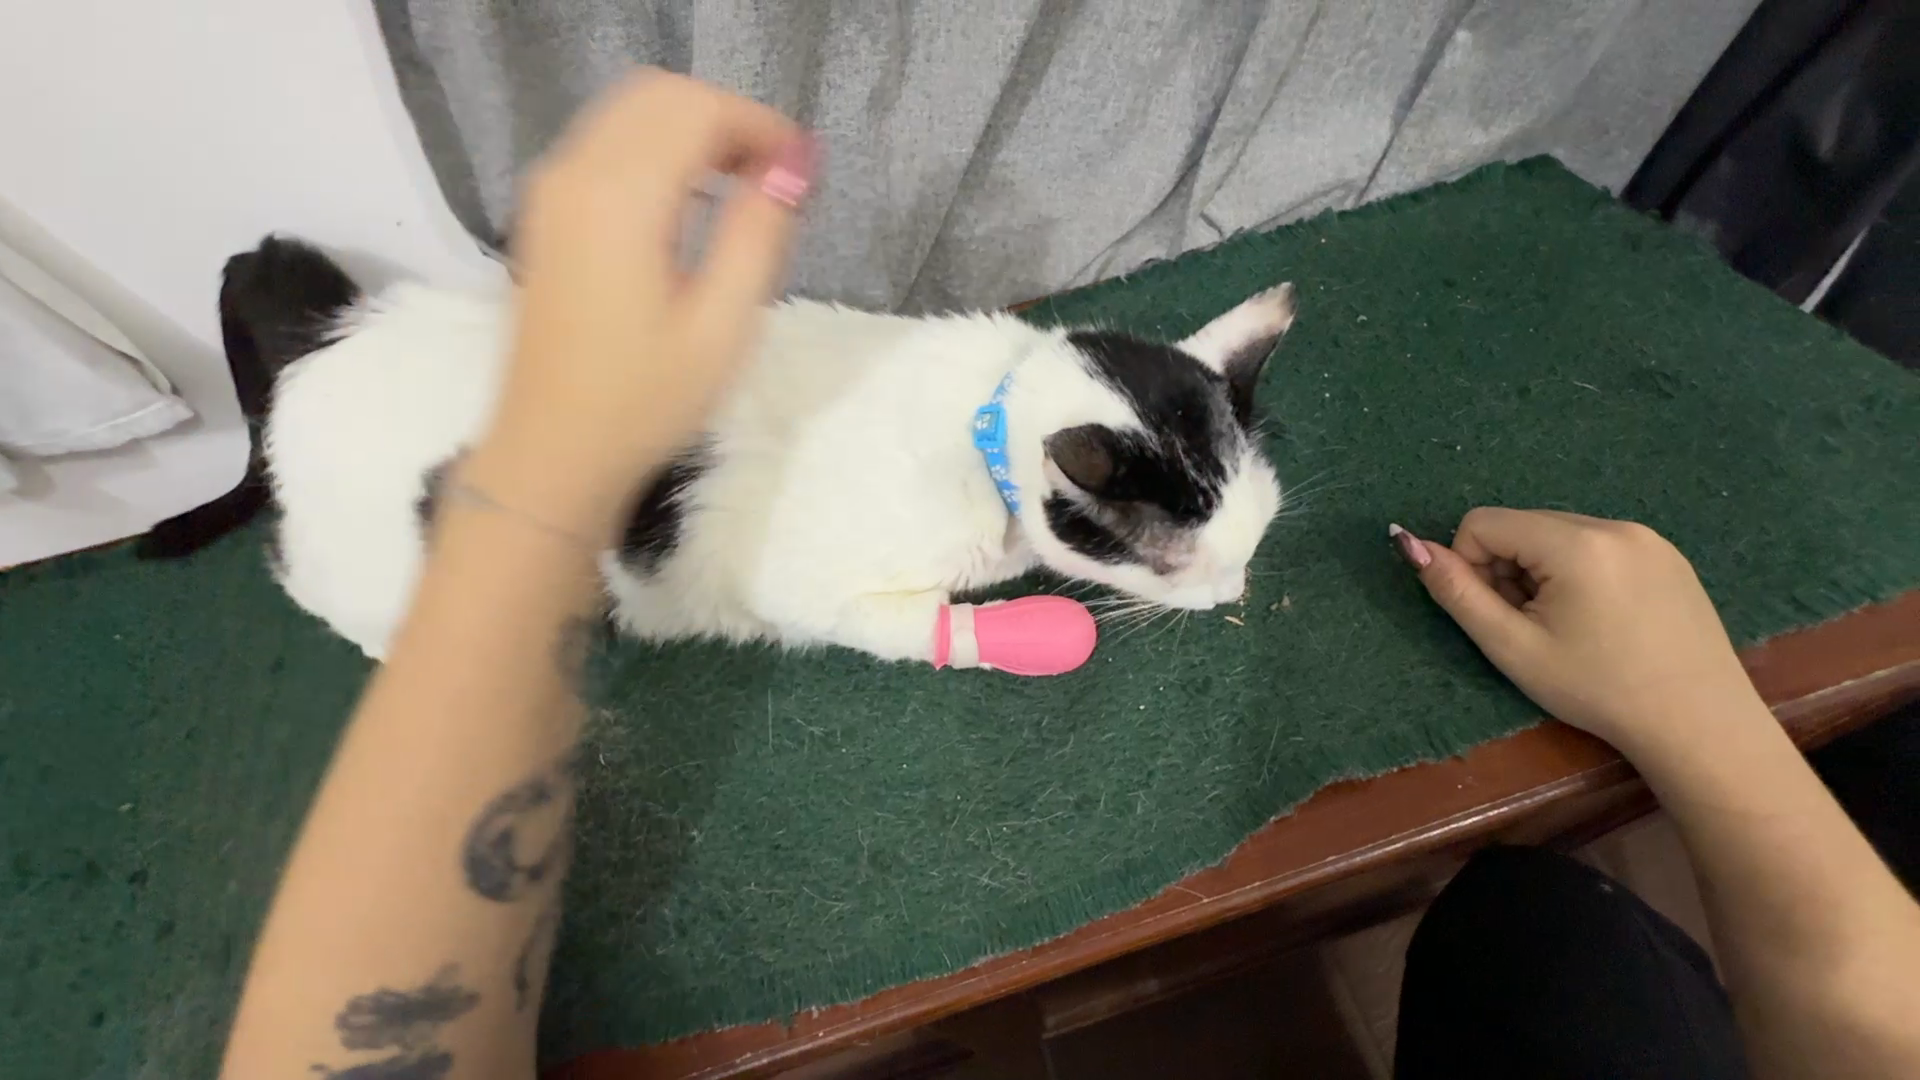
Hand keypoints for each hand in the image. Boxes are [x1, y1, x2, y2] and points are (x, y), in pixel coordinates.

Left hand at [470, 69, 811, 539]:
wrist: (556, 449)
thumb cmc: (647, 400)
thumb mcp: (722, 327)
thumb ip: (758, 237)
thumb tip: (792, 169)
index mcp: (622, 197)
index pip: (696, 111)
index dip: (760, 126)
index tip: (804, 169)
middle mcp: (575, 174)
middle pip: (658, 97)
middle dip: (726, 120)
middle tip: (778, 178)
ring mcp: (552, 193)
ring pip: (629, 117)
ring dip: (693, 133)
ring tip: (745, 190)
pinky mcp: (547, 218)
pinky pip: (606, 150)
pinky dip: (658, 153)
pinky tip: (690, 205)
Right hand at [1394, 509, 1763, 751]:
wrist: (1701, 728)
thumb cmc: (1595, 689)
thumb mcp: (1509, 645)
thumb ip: (1454, 589)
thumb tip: (1406, 542)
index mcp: (1577, 543)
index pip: (1481, 522)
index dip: (1470, 565)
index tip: (1496, 612)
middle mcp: (1615, 525)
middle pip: (1518, 524)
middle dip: (1504, 567)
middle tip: (1526, 623)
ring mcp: (1648, 538)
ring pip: (1551, 534)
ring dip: (1534, 570)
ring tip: (1560, 622)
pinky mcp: (1666, 555)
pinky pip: (1590, 543)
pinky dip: (1570, 571)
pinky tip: (1594, 617)